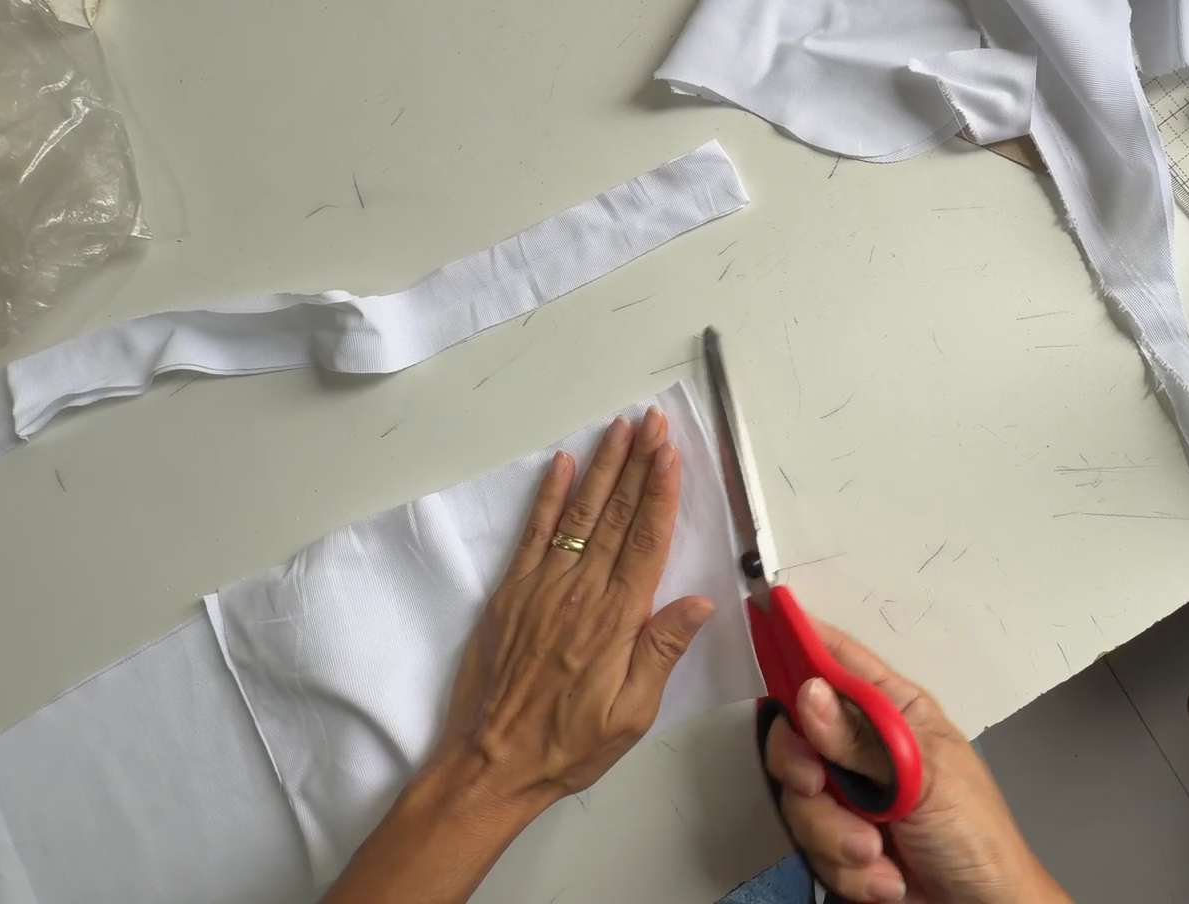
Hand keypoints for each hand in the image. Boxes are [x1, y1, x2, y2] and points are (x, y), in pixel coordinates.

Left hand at [321, 407, 713, 903]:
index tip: (670, 452)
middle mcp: (581, 591)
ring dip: (603, 467)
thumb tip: (700, 601)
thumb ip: (663, 652)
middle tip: (652, 422)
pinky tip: (562, 464)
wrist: (487, 766)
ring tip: (619, 429)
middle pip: (617, 515)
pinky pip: (533, 533)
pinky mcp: (511, 591)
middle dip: (638, 463)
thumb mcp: (632, 714)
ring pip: (580, 513)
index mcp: (616, 618)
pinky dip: (548, 496)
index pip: (646, 540)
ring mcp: (542, 586)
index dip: (661, 492)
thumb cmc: (570, 743)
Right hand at [764, 620, 1070, 903]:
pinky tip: (885, 879)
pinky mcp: (839, 839)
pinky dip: (847, 870)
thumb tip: (810, 691)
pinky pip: (812, 845)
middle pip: (798, 731)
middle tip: (817, 788)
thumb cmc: (973, 830)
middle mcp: (862, 744)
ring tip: (877, 854)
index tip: (768, 615)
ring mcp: (848, 792)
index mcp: (892, 709)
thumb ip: (860, 739)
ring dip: (836, 836)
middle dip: (802, 768)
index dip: (804, 638)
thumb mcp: (924, 777)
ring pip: (800, 796)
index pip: (840, 660)